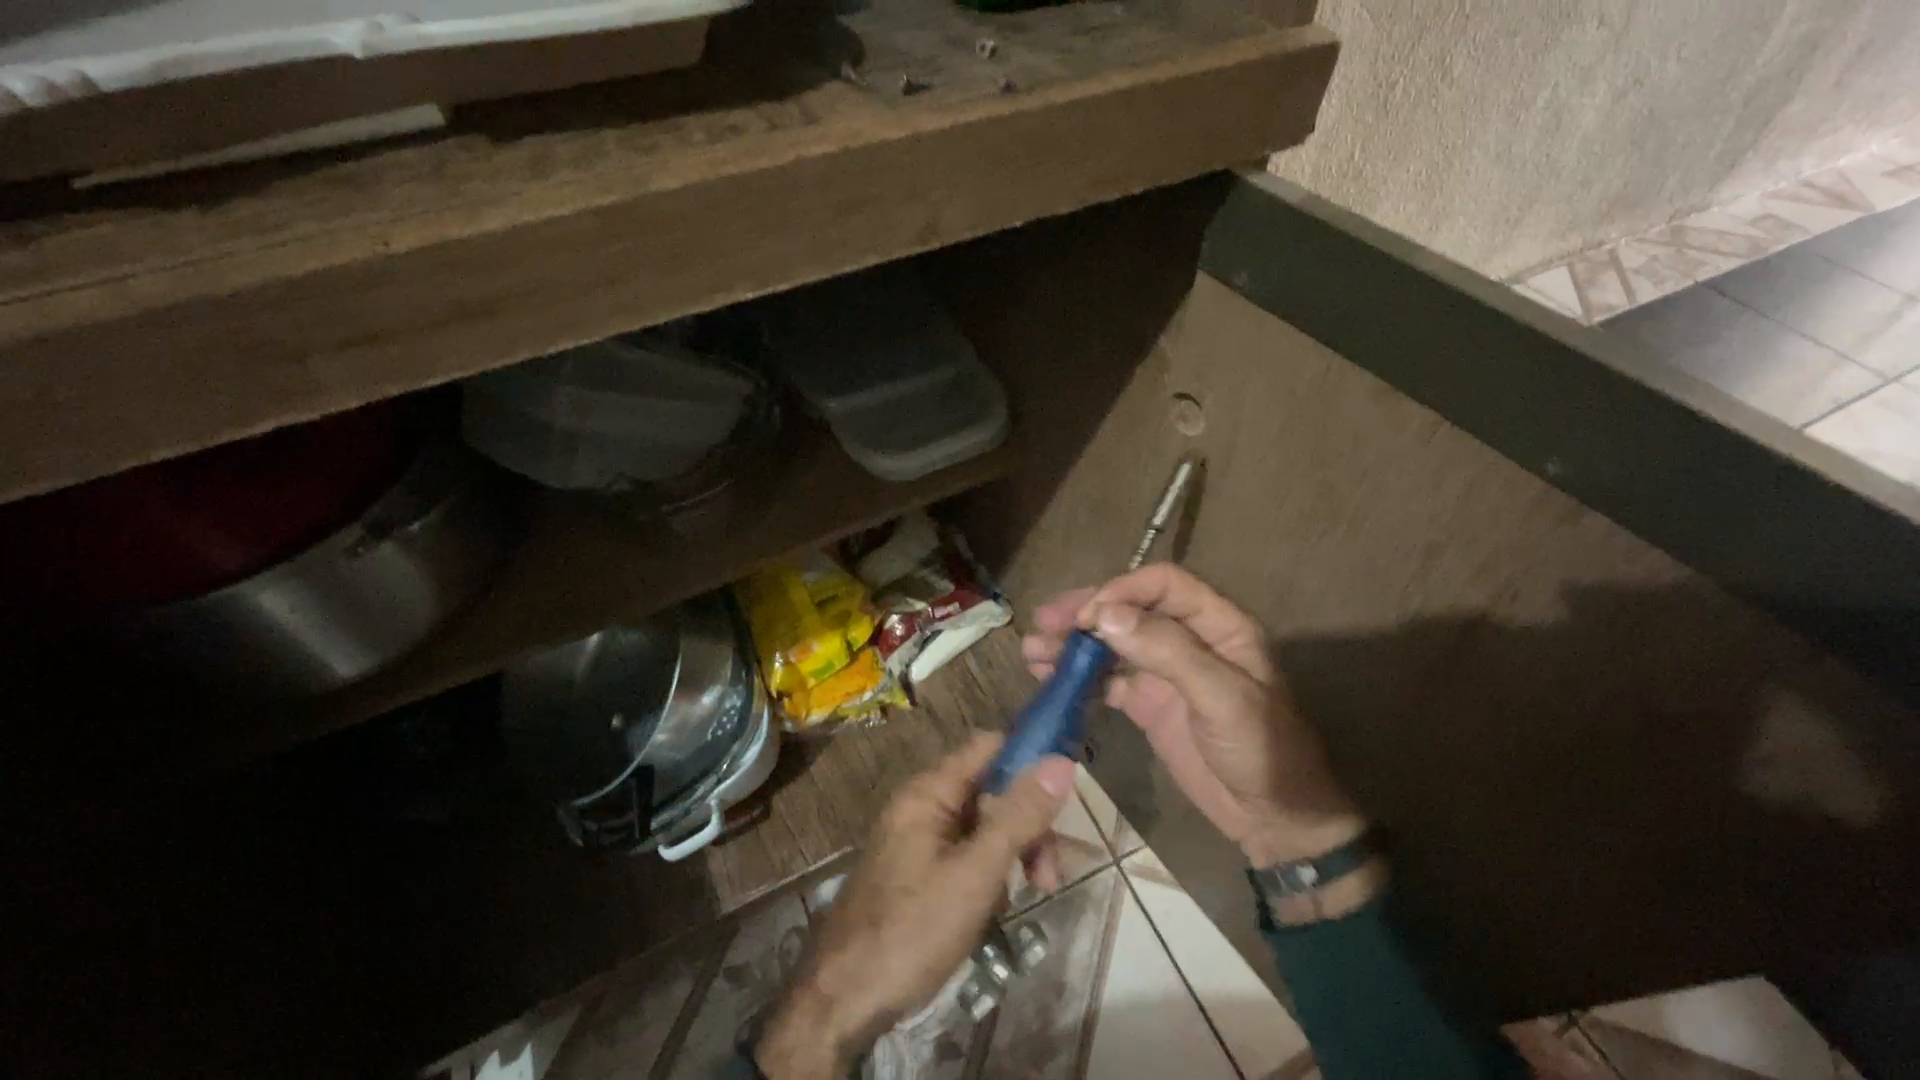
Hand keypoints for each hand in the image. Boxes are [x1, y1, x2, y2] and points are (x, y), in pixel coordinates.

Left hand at [755, 734, 1074, 1078]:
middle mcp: (923, 808)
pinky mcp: (920, 876)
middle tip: (1050, 874)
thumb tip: (1060, 760)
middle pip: (992, 791)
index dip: (1031, 757)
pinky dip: (991, 876)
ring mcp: (920, 843)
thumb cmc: (911, 929)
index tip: (1070, 790)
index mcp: (929, 794)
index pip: (989, 747)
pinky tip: (997, 910)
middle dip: (1029, 824)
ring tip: (1033, 894)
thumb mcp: (975, 873)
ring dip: (1015, 854)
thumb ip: (1018, 816)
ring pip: (985, 829)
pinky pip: (968, 858)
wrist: (845, 1000)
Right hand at [1023, 564, 1366, 868]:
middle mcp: (1189, 640)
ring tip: (1033, 650)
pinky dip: (1079, 678)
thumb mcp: (1223, 698)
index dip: (1123, 590)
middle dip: (1086, 612)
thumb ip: (1168, 652)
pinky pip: (1108, 681)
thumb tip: (1106, 615)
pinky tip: (1049, 678)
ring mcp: (1166, 674)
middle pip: (1131, 609)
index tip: (1086, 615)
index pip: (1164, 585)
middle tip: (1044, 622)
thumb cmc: (1262, 751)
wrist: (1275, 819)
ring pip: (1114, 644)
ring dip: (1074, 644)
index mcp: (1219, 625)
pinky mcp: (1149, 705)